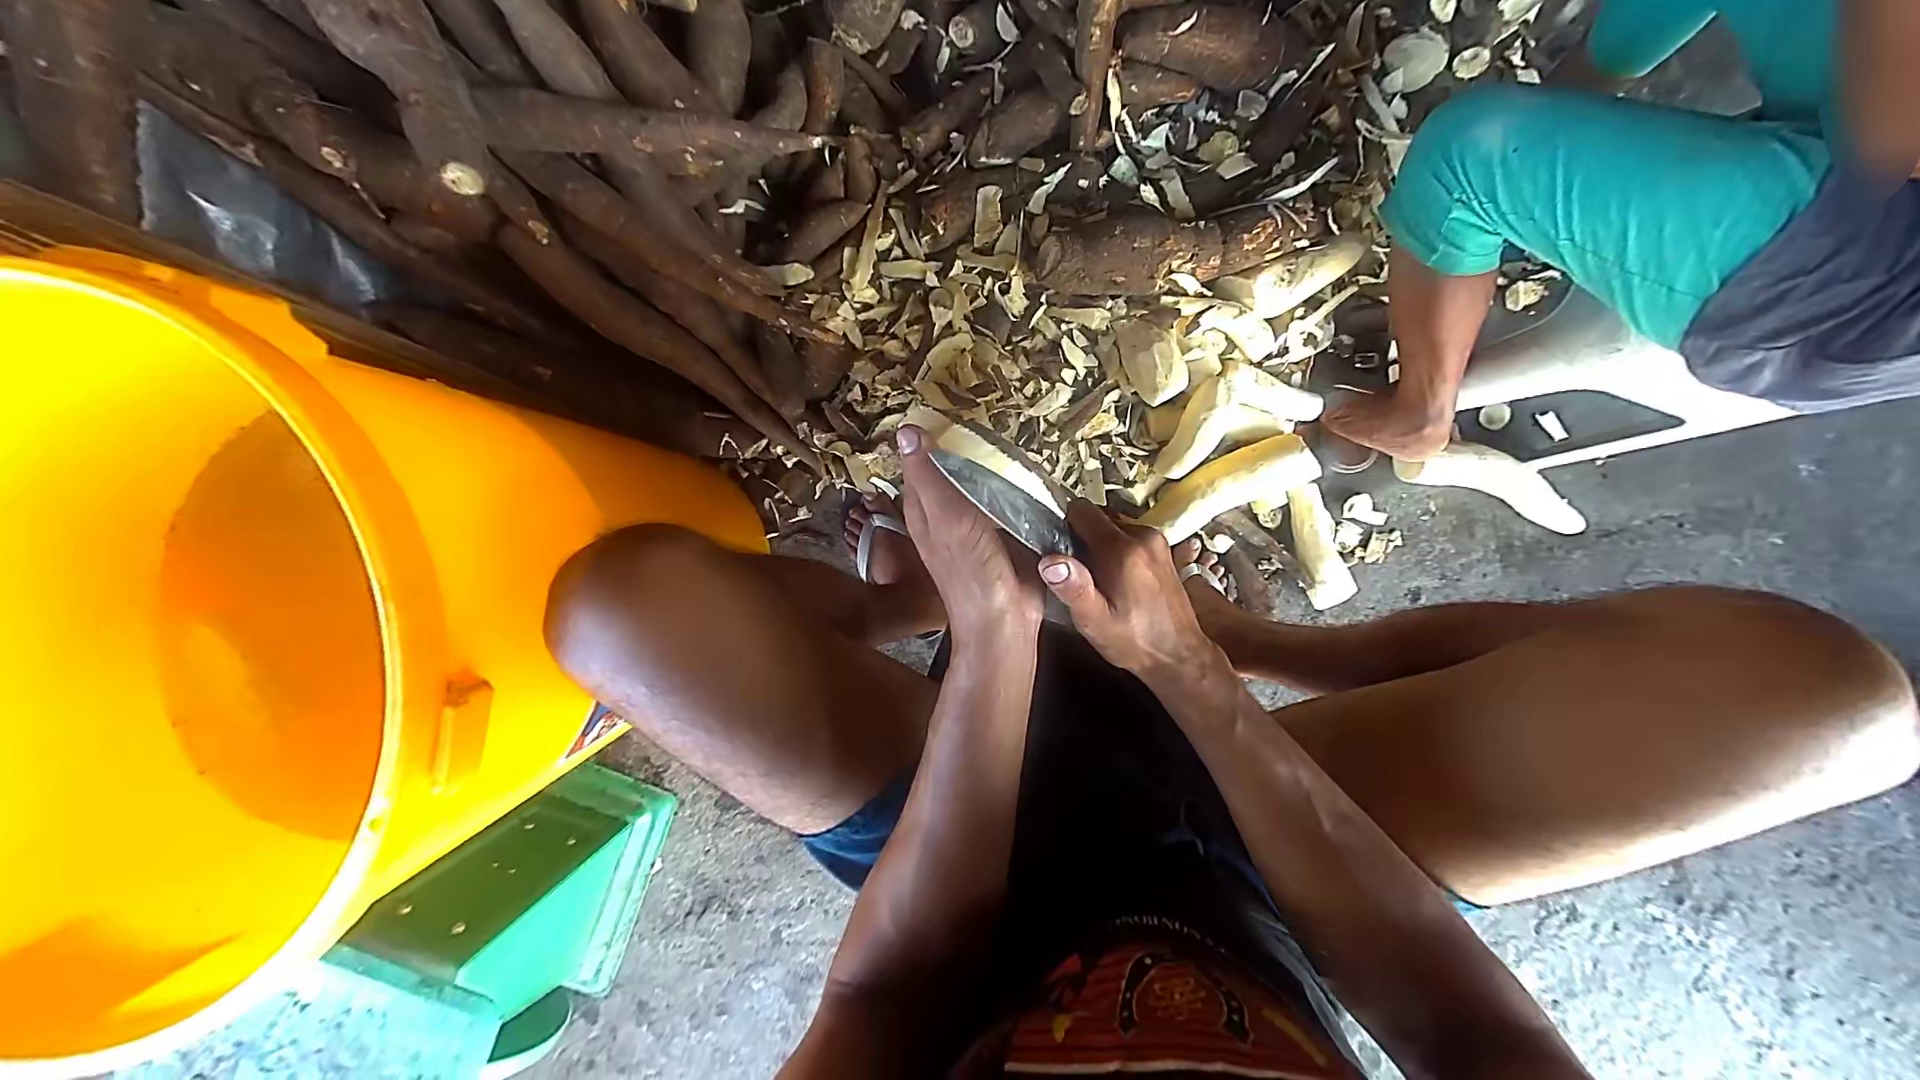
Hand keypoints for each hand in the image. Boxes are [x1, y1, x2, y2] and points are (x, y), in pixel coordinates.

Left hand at [895, 425, 1043, 637]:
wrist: (1004, 618)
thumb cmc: (969, 568)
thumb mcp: (946, 516)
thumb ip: (929, 474)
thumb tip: (905, 429)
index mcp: (924, 507)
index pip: (919, 461)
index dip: (929, 435)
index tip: (949, 404)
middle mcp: (945, 513)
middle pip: (951, 469)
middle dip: (964, 444)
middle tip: (985, 414)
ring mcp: (974, 525)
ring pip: (977, 483)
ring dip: (989, 463)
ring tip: (1006, 434)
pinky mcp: (1002, 534)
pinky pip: (1003, 500)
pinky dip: (1009, 484)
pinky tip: (1023, 471)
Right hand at [1037, 501, 1221, 682]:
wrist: (1179, 656)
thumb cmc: (1136, 643)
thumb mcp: (1095, 622)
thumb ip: (1073, 589)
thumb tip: (1050, 562)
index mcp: (1123, 550)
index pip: (1082, 511)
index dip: (1065, 527)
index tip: (1062, 552)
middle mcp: (1144, 537)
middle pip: (1098, 518)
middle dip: (1082, 539)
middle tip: (1082, 576)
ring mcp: (1157, 543)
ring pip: (1113, 527)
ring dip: (1100, 546)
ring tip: (1100, 582)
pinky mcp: (1163, 551)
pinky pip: (1129, 538)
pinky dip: (1117, 552)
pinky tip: (1118, 582)